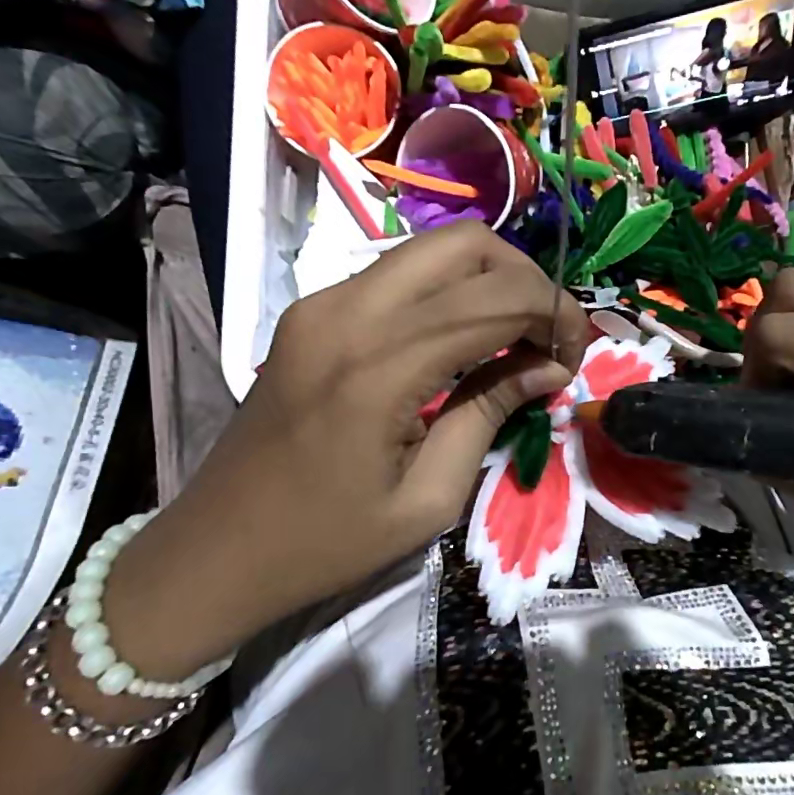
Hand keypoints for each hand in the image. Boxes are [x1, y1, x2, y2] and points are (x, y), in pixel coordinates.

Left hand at [112, 224, 588, 669]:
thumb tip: (549, 366)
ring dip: (489, 279)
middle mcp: (347, 311)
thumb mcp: (429, 497)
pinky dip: (450, 290)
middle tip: (549, 337)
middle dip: (526, 279)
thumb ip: (490, 413)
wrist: (217, 550)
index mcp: (378, 365)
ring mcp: (322, 303)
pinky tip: (466, 338)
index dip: (554, 313)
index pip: (495, 297)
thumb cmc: (327, 542)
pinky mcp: (312, 311)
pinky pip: (400, 275)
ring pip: (432, 248)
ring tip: (515, 337)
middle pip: (466, 244)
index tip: (576, 356)